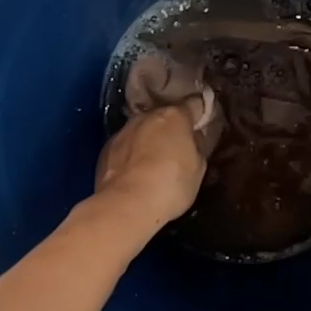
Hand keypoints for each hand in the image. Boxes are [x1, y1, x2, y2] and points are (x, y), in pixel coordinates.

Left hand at [94, 105, 209, 226]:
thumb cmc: (171, 185)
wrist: (126, 205)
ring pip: (142, 130)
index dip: (201, 112)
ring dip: (149, 141)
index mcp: (174, 116)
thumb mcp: (198, 169)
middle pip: (164, 117)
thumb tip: (192, 140)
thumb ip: (197, 148)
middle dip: (171, 129)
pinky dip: (131, 154)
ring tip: (154, 164)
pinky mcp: (106, 149)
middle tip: (178, 148)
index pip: (194, 104)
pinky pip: (126, 146)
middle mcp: (146, 117)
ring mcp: (123, 131)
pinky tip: (135, 173)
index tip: (204, 121)